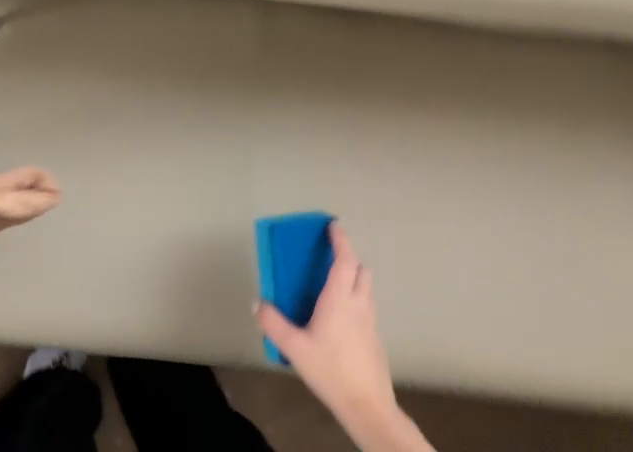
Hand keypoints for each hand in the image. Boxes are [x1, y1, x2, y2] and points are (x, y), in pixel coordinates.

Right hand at [255, 221, 398, 426]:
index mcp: (340, 300)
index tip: (334, 225)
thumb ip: (273, 323)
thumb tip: (257, 303)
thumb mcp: (294, 347)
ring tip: (334, 284)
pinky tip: (340, 318)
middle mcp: (359, 305)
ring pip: (367, 289)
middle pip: (361, 270)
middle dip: (349, 258)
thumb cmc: (330, 370)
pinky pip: (366, 307)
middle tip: (331, 256)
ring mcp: (371, 322)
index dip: (341, 240)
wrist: (368, 406)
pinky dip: (356, 299)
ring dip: (354, 278)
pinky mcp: (375, 339)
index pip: (345, 260)